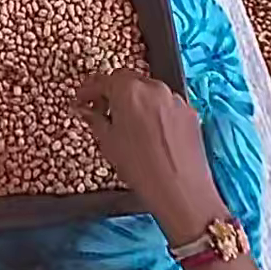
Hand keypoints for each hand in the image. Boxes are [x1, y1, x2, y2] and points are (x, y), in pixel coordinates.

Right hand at [74, 68, 224, 243]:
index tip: (82, 98)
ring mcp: (174, 98)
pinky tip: (148, 132)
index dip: (89, 90)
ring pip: (147, 92)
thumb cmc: (141, 167)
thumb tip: (83, 109)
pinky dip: (154, 111)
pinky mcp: (188, 111)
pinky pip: (165, 104)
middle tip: (100, 109)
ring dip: (134, 101)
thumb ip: (94, 118)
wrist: (180, 189)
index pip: (103, 80)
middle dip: (112, 93)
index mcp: (129, 91)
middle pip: (127, 81)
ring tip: (126, 124)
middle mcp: (153, 88)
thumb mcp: (108, 142)